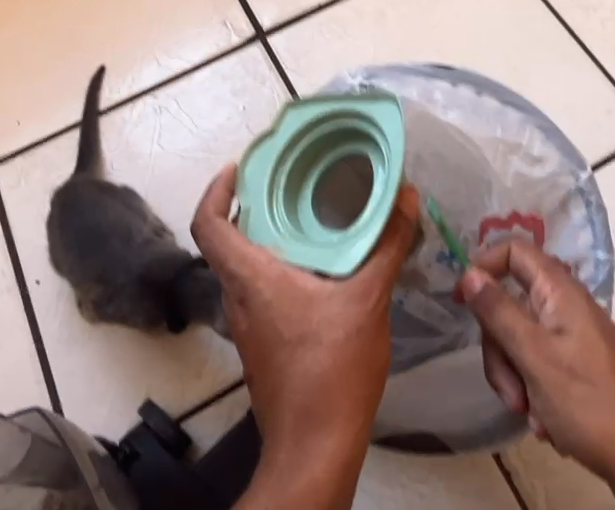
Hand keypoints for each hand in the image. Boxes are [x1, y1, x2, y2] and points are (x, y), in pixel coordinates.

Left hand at [191, 165, 419, 464]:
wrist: (315, 447)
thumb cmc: (333, 369)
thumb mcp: (369, 299)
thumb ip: (388, 245)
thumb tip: (406, 196)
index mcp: (250, 278)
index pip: (208, 224)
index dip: (216, 190)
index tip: (240, 168)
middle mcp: (238, 297)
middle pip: (226, 241)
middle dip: (250, 206)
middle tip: (287, 181)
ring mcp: (247, 324)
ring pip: (244, 267)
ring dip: (266, 238)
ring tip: (306, 216)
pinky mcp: (261, 343)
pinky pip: (260, 290)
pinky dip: (279, 267)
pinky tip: (319, 266)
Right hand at [454, 241, 614, 478]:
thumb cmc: (594, 404)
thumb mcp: (534, 356)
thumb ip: (498, 312)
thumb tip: (469, 272)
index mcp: (559, 292)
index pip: (514, 252)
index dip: (484, 267)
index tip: (462, 302)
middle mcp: (567, 308)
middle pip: (510, 305)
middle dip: (500, 349)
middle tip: (510, 389)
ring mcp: (574, 341)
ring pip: (521, 343)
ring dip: (516, 380)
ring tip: (532, 415)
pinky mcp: (579, 372)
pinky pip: (540, 370)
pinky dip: (535, 395)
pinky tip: (548, 425)